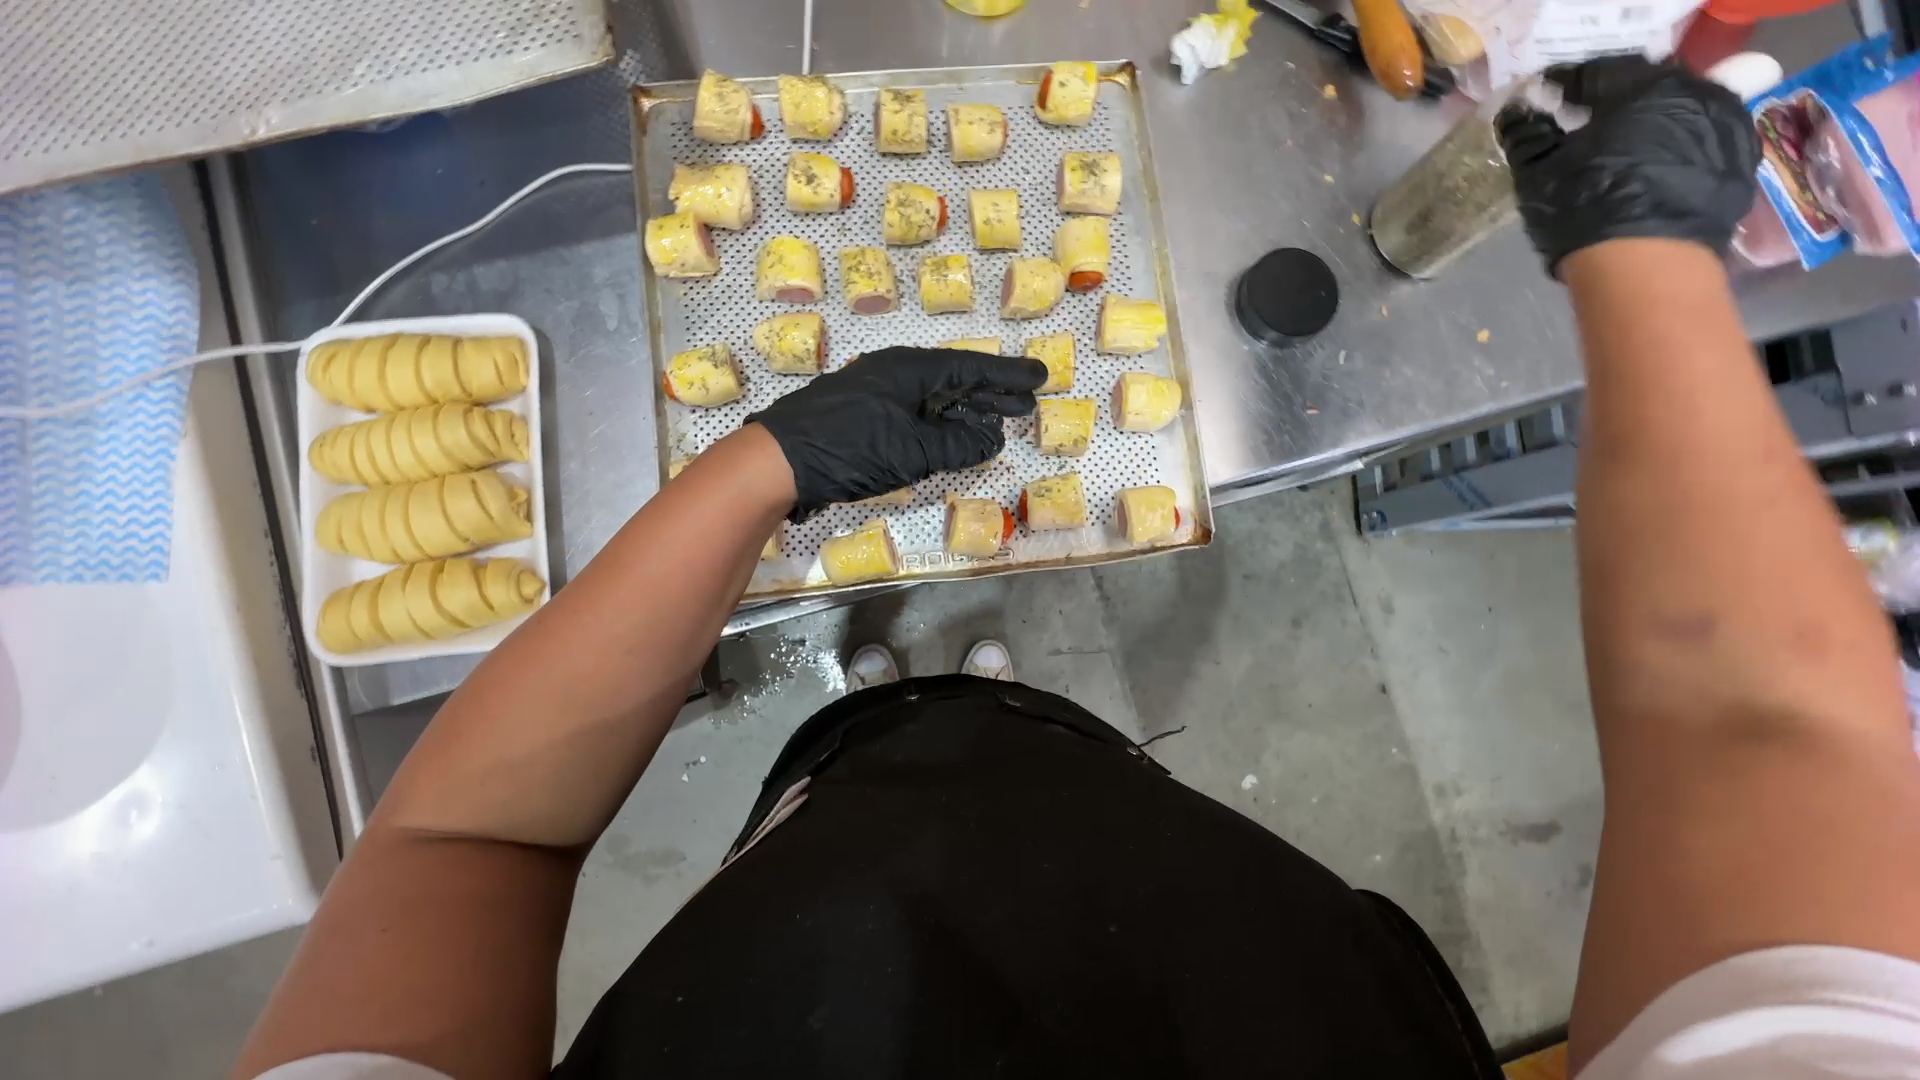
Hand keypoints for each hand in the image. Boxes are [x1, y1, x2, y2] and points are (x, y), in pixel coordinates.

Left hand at [748, 346, 1047, 518]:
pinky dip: (939, 425)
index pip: (971, 368)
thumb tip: (993, 440)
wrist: (779, 462)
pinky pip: (915, 414)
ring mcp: (875, 394)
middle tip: (1026, 404)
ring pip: (933, 398)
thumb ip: (957, 446)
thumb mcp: (912, 451)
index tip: (1038, 378)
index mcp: (909, 369)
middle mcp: (894, 374)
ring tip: (999, 421)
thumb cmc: (850, 448)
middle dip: (992, 393)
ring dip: (967, 411)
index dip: (1007, 376)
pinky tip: (951, 438)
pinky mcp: (862, 417)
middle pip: (954, 380)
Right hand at [1496, 55, 1758, 275]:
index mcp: (1642, 87)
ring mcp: (1725, 126)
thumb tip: (1516, 116)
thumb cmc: (1584, 207)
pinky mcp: (1739, 162)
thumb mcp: (1539, 173)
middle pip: (1646, 89)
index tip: (1546, 102)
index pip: (1597, 73)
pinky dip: (1672, 152)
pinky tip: (1648, 177)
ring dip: (1648, 127)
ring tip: (1618, 154)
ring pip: (1677, 114)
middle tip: (1584, 127)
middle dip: (1614, 105)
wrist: (1646, 263)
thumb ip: (1527, 137)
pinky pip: (1698, 144)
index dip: (1566, 87)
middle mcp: (1694, 92)